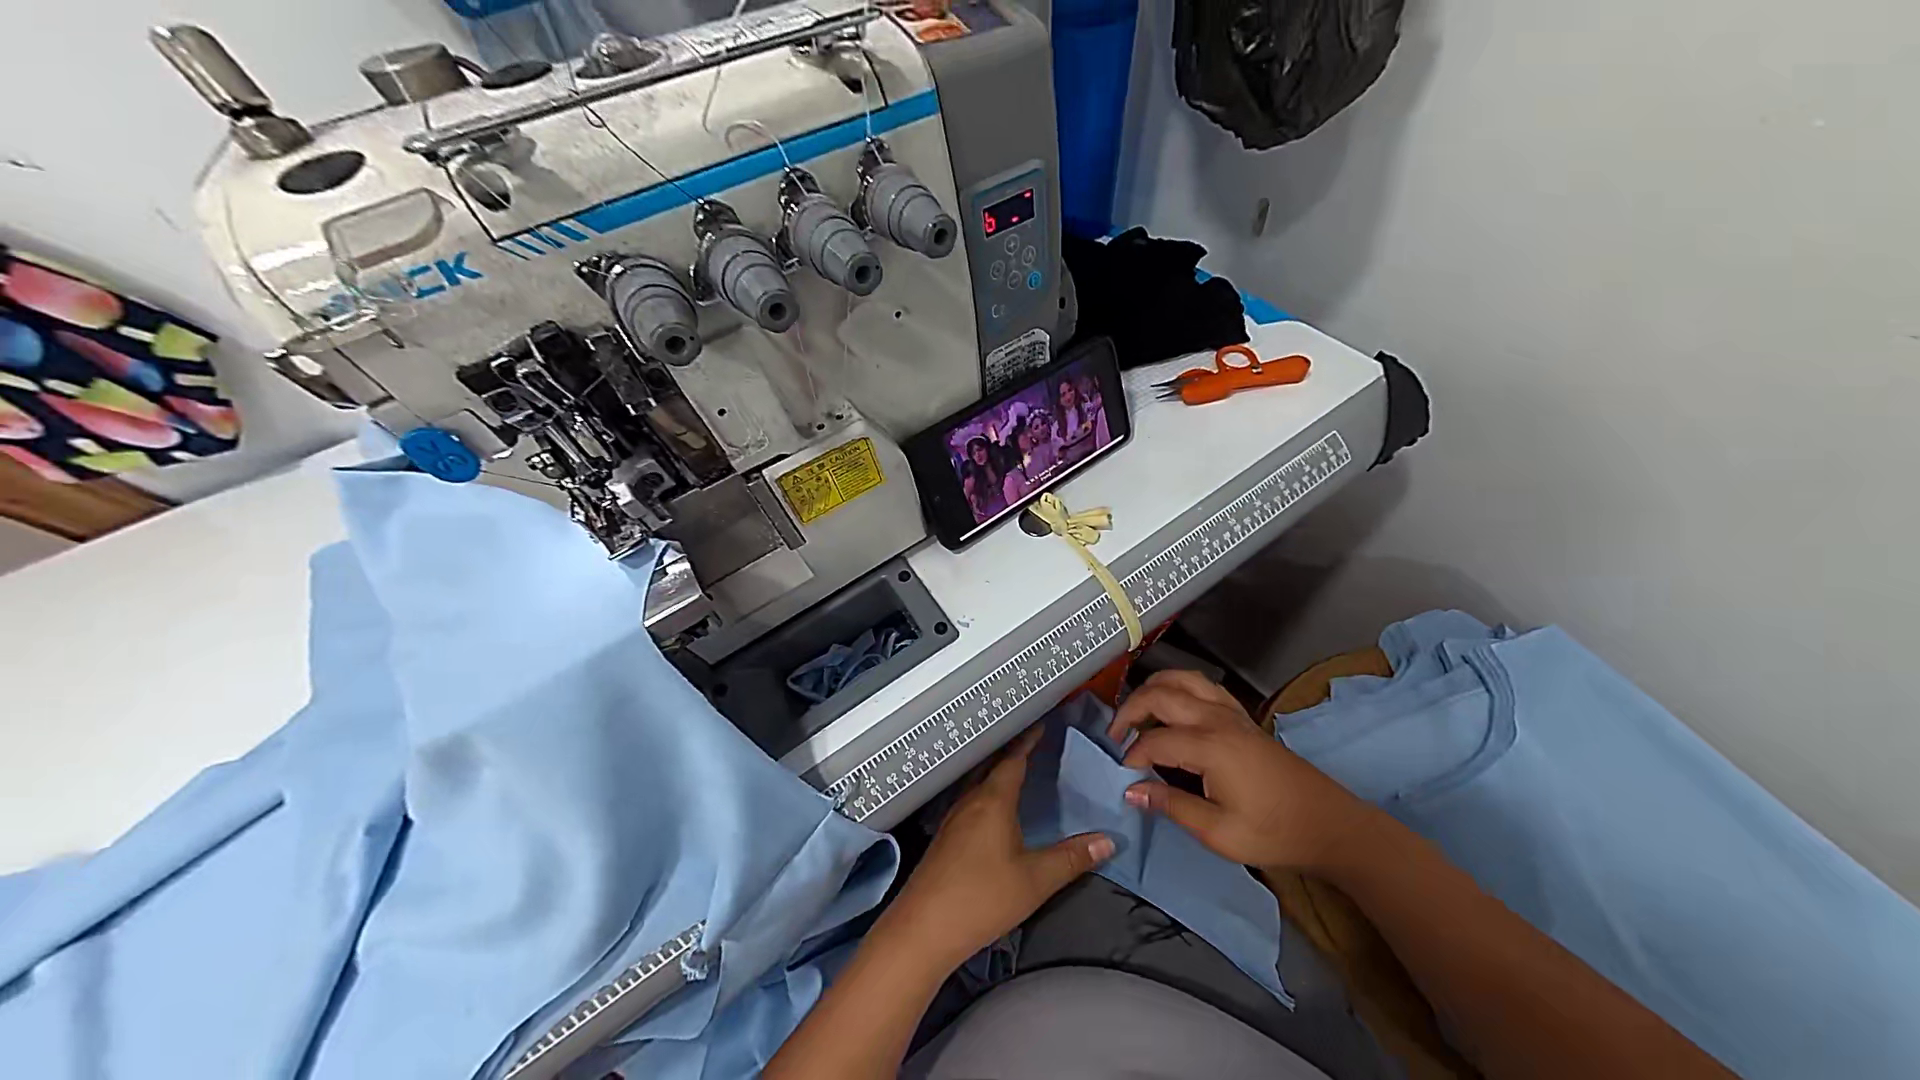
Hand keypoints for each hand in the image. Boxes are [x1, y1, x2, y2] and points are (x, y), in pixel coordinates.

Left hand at [879, 726, 1114, 970]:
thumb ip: (1072, 858)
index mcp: (993, 801)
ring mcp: (953, 819)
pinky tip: (991, 811)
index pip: (1012, 760)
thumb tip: (1107, 841)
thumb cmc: (981, 897)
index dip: (1028, 741)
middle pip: (991, 766)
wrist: (923, 928)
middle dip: (1012, 752)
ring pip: (978, 783)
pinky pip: (969, 800)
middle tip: (1032, 743)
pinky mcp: (944, 838)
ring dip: (996, 772)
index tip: (1040, 725)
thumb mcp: (1035, 880)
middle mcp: (970, 802)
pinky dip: (985, 792)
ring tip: (1015, 771)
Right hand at [1109, 670, 1382, 873]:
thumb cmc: (1273, 833)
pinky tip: (1173, 705)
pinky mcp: (1242, 717)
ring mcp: (1232, 714)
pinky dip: (1179, 687)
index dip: (1131, 756)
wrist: (1328, 825)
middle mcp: (1217, 720)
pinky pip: (1203, 685)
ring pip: (1182, 679)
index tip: (1121, 775)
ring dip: (1152, 689)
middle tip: (1114, 736)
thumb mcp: (1218, 832)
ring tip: (1136, 711)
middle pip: (1160, 695)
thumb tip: (1131, 791)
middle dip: (1129, 711)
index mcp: (1210, 747)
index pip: (1154, 740)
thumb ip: (1172, 806)